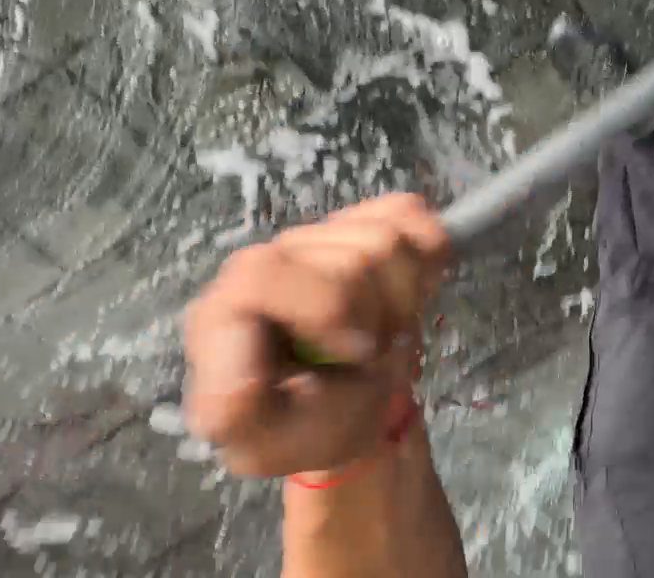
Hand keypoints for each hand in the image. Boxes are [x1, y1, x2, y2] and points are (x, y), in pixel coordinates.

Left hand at [183, 194, 449, 478]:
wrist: (345, 406)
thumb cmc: (301, 426)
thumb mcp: (264, 441)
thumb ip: (239, 414)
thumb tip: (239, 384)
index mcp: (228, 308)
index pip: (265, 272)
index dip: (326, 306)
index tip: (360, 353)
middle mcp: (272, 258)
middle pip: (352, 254)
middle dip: (380, 315)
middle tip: (371, 355)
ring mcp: (322, 234)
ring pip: (389, 235)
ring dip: (405, 296)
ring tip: (383, 329)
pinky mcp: (364, 220)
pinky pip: (411, 214)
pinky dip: (425, 258)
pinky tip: (405, 295)